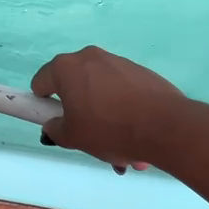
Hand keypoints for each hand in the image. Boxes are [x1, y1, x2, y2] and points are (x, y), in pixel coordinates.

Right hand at [30, 46, 188, 173]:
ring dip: (107, 118)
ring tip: (125, 150)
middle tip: (94, 141)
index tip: (58, 122)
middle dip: (82, 115)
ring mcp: (118, 62)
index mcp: (65, 68)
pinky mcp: (142, 73)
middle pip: (75, 88)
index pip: (41, 82)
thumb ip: (55, 130)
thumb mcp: (73, 138)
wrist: (167, 127)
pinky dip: (127, 112)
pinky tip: (140, 138)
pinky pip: (125, 94)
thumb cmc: (110, 128)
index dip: (44, 104)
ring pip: (103, 94)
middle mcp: (89, 57)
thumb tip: (53, 125)